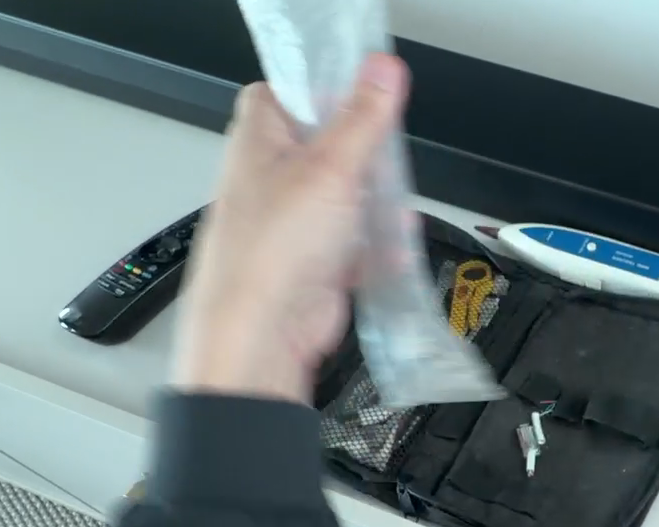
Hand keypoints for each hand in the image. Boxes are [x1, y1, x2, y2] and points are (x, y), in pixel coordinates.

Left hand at [172, 54, 406, 403]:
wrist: (267, 327)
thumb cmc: (276, 248)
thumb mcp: (332, 169)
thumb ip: (363, 119)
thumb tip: (384, 67)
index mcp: (261, 140)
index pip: (289, 93)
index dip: (326, 91)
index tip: (366, 96)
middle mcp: (276, 178)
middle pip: (330, 148)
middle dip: (367, 158)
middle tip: (390, 160)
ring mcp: (300, 224)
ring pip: (349, 200)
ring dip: (378, 206)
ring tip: (396, 211)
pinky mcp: (321, 263)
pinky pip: (358, 247)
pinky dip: (380, 249)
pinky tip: (397, 250)